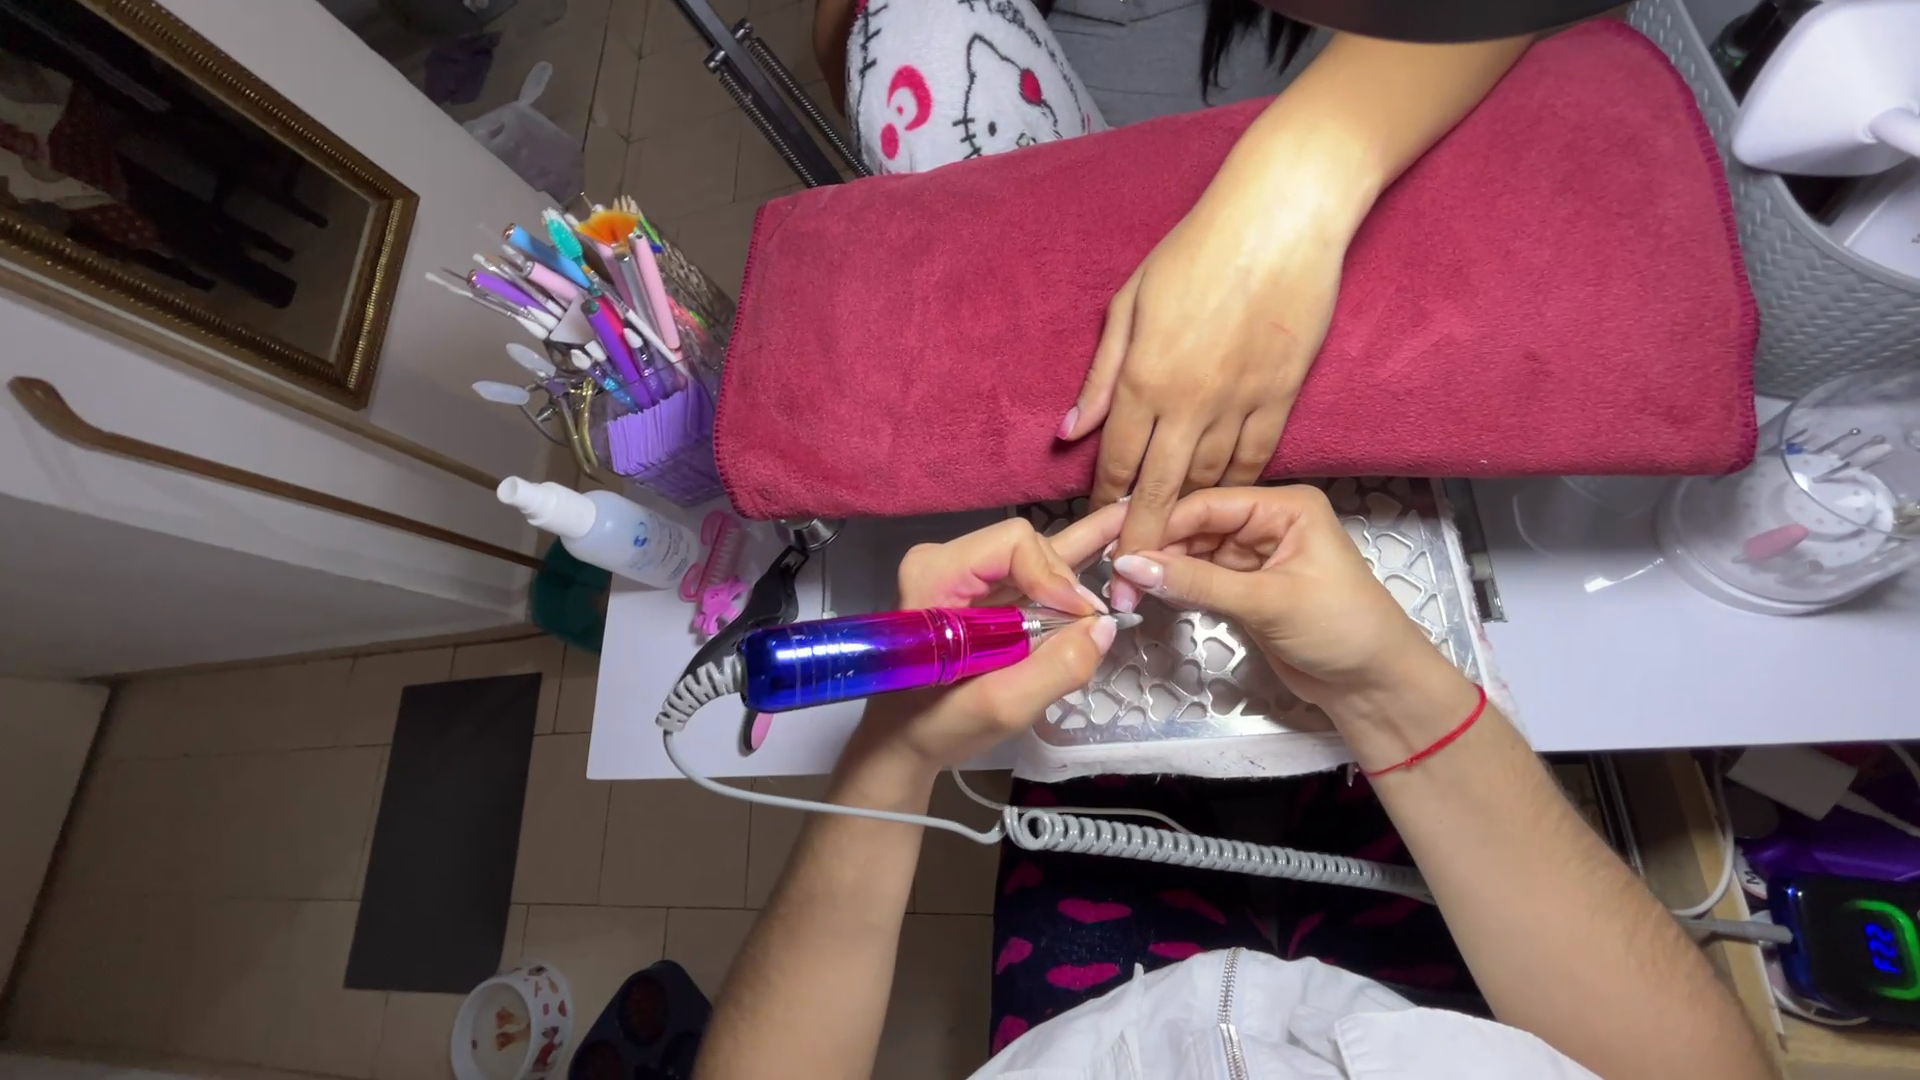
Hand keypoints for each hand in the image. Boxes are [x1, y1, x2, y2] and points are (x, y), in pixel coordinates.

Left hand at [857, 507, 1126, 771]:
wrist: (904, 738)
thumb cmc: (937, 724)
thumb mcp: (1001, 707)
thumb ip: (1055, 669)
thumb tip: (1104, 626)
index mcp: (936, 574)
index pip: (1013, 543)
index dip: (1053, 576)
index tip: (1079, 618)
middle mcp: (949, 561)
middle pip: (1029, 547)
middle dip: (1065, 582)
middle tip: (1092, 622)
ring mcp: (966, 573)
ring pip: (1037, 556)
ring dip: (1078, 568)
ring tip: (1128, 528)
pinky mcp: (984, 590)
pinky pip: (1033, 571)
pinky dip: (1070, 567)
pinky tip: (1112, 529)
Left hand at [1062, 192, 1348, 556]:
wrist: (1283, 217)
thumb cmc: (1195, 252)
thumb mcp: (1129, 305)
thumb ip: (1100, 377)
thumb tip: (1070, 431)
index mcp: (1145, 380)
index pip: (1117, 462)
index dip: (1105, 503)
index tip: (1097, 532)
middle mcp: (1189, 404)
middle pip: (1159, 490)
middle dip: (1140, 542)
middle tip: (1129, 586)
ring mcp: (1240, 404)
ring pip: (1207, 481)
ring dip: (1186, 521)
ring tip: (1170, 555)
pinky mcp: (1282, 398)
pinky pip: (1255, 459)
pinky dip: (1233, 489)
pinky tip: (1220, 512)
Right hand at [1106, 486, 1453, 719]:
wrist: (1374, 687)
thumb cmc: (1341, 630)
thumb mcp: (1268, 601)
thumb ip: (1197, 581)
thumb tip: (1130, 564)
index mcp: (1283, 507)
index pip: (1206, 504)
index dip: (1160, 524)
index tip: (1118, 548)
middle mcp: (1265, 522)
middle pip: (1195, 526)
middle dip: (1156, 549)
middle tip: (1114, 575)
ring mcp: (1253, 555)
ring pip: (1191, 552)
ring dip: (1161, 570)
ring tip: (1124, 588)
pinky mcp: (1243, 586)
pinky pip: (1198, 577)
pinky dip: (1176, 586)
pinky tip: (1148, 592)